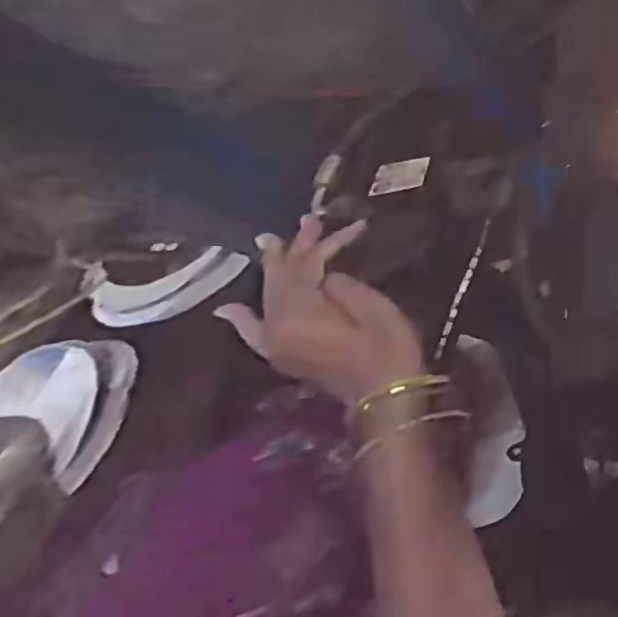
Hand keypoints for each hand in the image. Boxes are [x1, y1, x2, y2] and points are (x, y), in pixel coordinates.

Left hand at [215, 215, 423, 406]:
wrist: (385, 394)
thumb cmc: (388, 348)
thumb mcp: (375, 310)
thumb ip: (344, 289)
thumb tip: (329, 277)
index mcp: (299, 317)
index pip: (307, 269)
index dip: (326, 245)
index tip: (349, 226)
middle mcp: (276, 330)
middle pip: (282, 281)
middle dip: (295, 250)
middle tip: (306, 221)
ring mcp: (276, 345)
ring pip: (269, 298)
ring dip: (274, 270)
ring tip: (271, 243)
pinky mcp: (284, 353)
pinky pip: (256, 332)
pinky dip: (243, 319)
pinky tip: (229, 310)